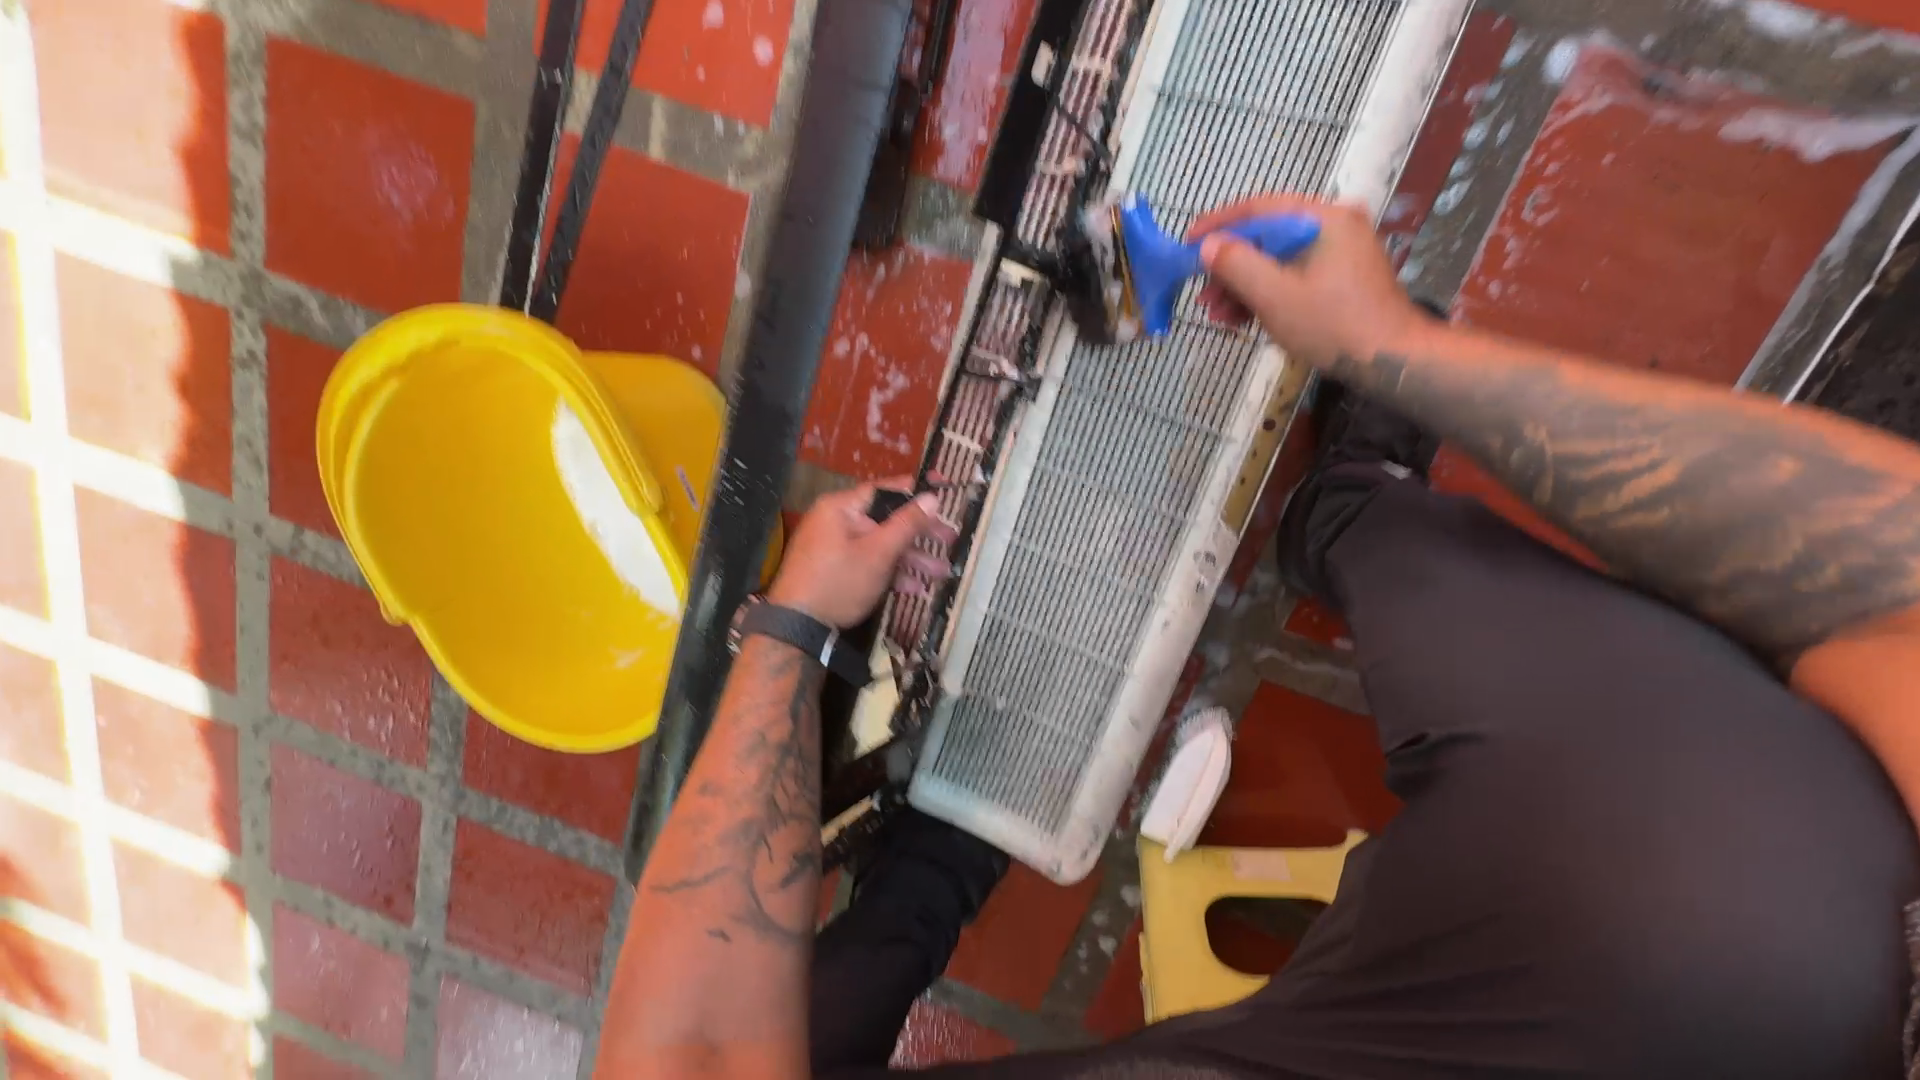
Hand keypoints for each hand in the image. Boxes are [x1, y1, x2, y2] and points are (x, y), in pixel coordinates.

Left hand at [767, 481, 956, 629]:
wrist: (796, 627)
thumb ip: (907, 524)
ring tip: (941, 574)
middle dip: (920, 535)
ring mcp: (834, 547)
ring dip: (910, 559)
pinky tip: (915, 589)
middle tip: (950, 541)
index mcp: (841, 508)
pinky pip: (867, 562)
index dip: (916, 491)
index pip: (886, 489)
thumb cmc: (839, 582)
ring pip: (880, 545)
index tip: (944, 489)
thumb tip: (932, 496)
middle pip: (886, 520)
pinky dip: (890, 572)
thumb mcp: (878, 553)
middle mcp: (836, 521)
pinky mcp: (834, 570)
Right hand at [1188, 195, 1422, 369]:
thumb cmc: (1332, 324)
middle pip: (1266, 237)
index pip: (1259, 209)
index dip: (1218, 226)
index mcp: (1322, 218)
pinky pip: (1292, 276)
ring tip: (1217, 315)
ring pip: (1276, 260)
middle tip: (1202, 295)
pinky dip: (1265, 294)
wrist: (1390, 359)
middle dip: (1229, 267)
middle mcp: (1333, 225)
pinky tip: (1241, 318)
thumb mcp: (1274, 295)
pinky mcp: (1339, 277)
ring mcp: (1339, 252)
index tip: (1187, 243)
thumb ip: (1237, 265)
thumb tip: (1208, 246)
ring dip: (1242, 286)